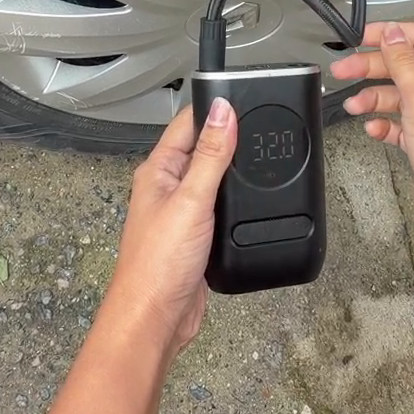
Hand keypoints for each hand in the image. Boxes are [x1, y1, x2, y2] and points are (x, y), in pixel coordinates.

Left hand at [103, 98, 236, 359]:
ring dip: (231, 165)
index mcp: (158, 171)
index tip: (241, 94)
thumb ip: (210, 155)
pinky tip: (249, 195)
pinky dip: (234, 195)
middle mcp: (167, 187)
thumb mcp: (192, 201)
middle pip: (201, 146)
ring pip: (211, 175)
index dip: (213, 106)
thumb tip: (222, 112)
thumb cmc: (158, 265)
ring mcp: (181, 211)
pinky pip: (217, 203)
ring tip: (257, 151)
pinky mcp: (196, 234)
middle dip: (227, 132)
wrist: (155, 320)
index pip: (187, 123)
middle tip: (257, 119)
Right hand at [330, 22, 413, 262]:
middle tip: (342, 69)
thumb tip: (394, 34)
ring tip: (353, 106)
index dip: (391, 35)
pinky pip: (400, 126)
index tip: (360, 38)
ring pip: (400, 97)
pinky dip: (384, 125)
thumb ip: (405, 64)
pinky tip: (373, 130)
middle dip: (372, 66)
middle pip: (406, 67)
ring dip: (374, 98)